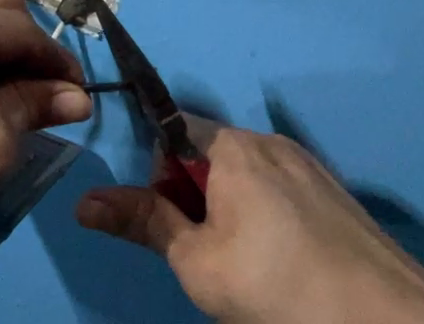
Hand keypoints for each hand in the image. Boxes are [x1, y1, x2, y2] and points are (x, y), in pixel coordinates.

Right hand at [76, 124, 423, 323]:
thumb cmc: (285, 293)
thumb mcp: (198, 263)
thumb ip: (142, 224)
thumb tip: (81, 204)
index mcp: (233, 146)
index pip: (168, 131)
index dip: (157, 176)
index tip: (169, 222)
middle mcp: (272, 143)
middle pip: (206, 156)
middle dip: (194, 199)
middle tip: (209, 257)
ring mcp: (313, 170)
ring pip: (245, 180)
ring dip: (230, 215)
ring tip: (251, 274)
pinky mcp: (342, 202)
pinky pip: (282, 197)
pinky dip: (268, 226)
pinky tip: (288, 276)